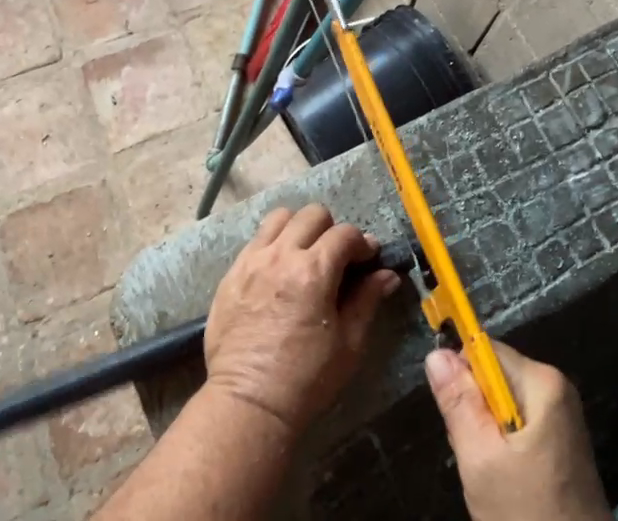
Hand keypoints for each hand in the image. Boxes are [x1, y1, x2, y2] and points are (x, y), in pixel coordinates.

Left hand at [203, 204, 401, 432]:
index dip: (362, 244)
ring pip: (278, 218)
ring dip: (297, 230)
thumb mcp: (349, 343)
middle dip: (331, 230)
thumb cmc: (307, 378)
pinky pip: (254, 242)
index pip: (345, 233)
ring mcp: (251, 262)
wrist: (250, 403)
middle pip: (311, 214)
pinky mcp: (230, 275)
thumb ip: (367, 300)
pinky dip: (272, 246)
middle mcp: (281, 256)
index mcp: (314, 271)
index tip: (368, 260)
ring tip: (303, 256)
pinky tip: (278, 274)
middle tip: (336, 258)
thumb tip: (387, 275)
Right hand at [427, 342, 612, 520]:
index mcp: (542, 381)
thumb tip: (436, 353)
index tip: (453, 414)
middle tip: (472, 452)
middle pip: (494, 377)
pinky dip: (502, 448)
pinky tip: (503, 479)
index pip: (485, 350)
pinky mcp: (560, 440)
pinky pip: (518, 426)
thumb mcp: (481, 458)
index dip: (460, 377)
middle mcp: (556, 388)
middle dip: (473, 410)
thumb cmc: (526, 512)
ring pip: (502, 405)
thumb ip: (458, 403)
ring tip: (488, 472)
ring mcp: (561, 415)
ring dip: (485, 433)